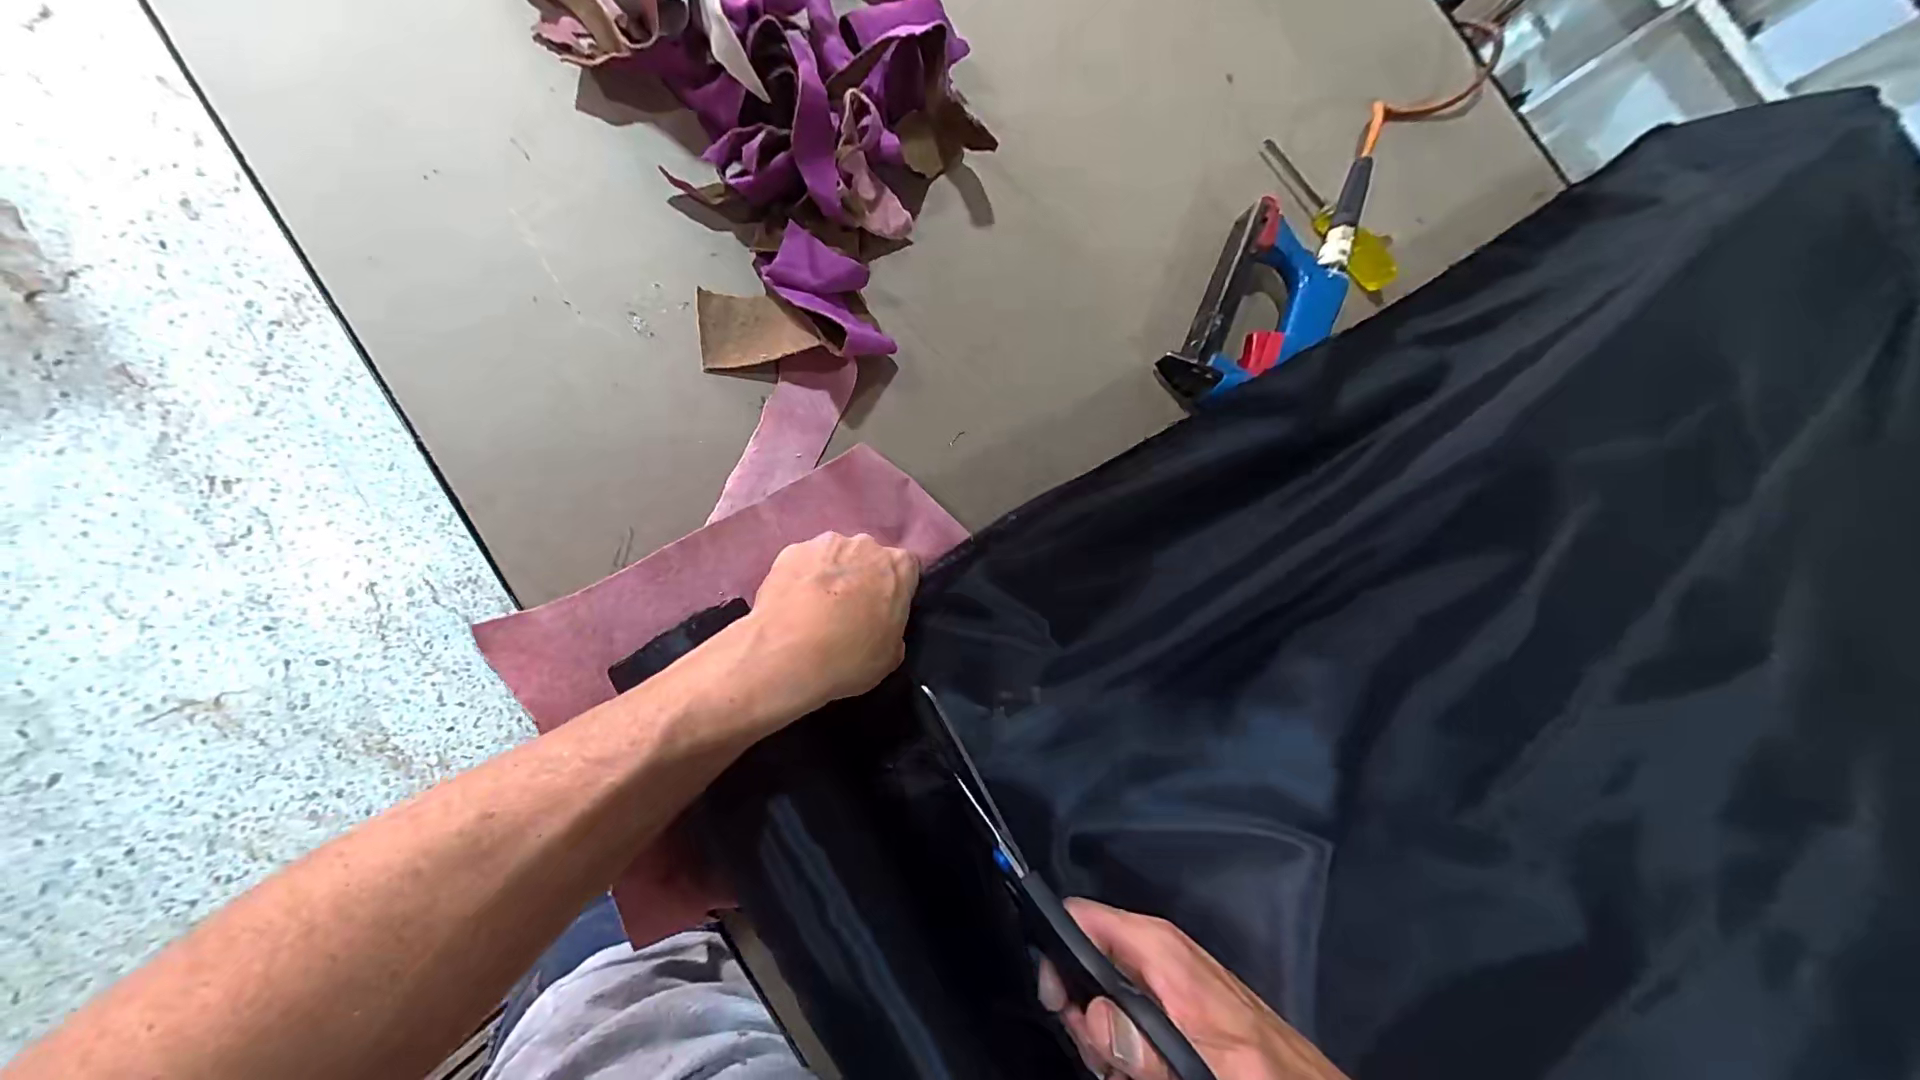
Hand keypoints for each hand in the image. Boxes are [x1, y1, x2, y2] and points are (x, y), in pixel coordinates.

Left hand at [738, 532, 919, 718]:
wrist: (787, 657)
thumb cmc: (849, 657)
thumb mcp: (891, 655)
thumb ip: (893, 629)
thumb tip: (881, 626)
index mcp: (899, 566)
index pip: (906, 569)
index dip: (895, 590)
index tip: (883, 611)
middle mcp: (865, 545)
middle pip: (868, 557)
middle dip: (862, 578)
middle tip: (848, 612)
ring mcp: (824, 544)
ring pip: (834, 556)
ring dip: (830, 575)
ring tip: (814, 610)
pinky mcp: (789, 551)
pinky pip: (802, 563)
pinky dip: (800, 578)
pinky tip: (790, 605)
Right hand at [1039, 899, 1347, 1079]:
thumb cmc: (1271, 1074)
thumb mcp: (1214, 1065)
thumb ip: (1152, 1047)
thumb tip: (1095, 1018)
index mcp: (1158, 947)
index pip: (1080, 915)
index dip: (1055, 954)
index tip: (1056, 1004)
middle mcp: (1154, 952)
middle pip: (1080, 959)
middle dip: (1079, 1009)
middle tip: (1105, 1058)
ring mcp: (1159, 977)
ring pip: (1096, 991)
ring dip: (1098, 1034)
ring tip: (1127, 1070)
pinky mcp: (1165, 1002)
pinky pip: (1119, 1011)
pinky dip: (1117, 1044)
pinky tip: (1136, 1069)